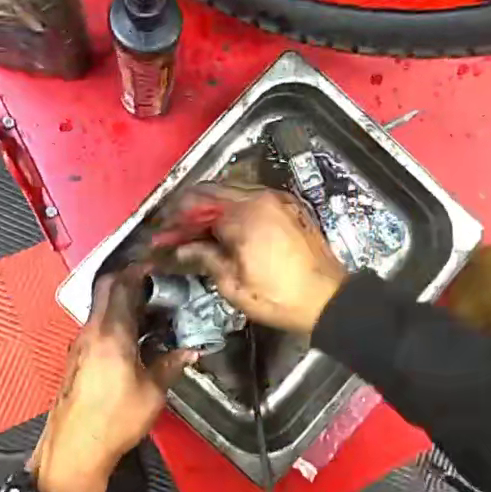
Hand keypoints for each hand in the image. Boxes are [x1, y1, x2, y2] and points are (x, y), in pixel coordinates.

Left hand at [30, 269, 194, 491]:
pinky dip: (116, 321)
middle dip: (129, 279)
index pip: (120, 284)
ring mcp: (80, 345)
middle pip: (105, 289)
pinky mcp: (77, 359)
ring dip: (123, 302)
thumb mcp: (153, 392)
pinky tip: (135, 336)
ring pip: (101, 308)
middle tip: (155, 281)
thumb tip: (189, 350)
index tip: (157, 264)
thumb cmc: (114, 420)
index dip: (139, 269)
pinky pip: (97, 327)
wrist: (74, 450)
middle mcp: (91, 332)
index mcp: (110, 332)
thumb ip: (170, 364)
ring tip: (152, 309)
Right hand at [156, 183, 347, 334]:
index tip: (162, 235)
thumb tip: (181, 249)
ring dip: (211, 205)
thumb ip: (204, 257)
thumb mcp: (233, 284)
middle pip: (212, 191)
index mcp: (243, 215)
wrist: (328, 299)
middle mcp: (260, 199)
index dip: (175, 223)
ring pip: (233, 191)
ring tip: (197, 228)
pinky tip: (226, 226)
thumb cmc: (280, 297)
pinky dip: (234, 207)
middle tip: (175, 229)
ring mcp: (278, 200)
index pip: (196, 207)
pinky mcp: (290, 207)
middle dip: (189, 209)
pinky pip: (253, 197)